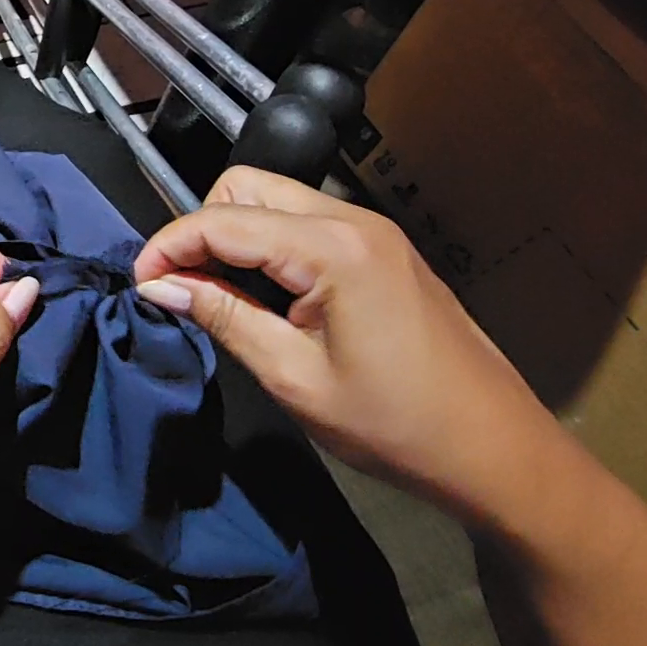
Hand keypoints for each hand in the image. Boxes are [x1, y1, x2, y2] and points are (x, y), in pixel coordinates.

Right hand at [133, 168, 559, 515]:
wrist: (504, 458)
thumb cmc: (398, 426)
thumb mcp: (293, 376)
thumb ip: (221, 316)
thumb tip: (157, 286)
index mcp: (333, 249)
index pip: (221, 220)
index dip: (168, 246)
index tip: (142, 284)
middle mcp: (352, 221)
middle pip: (244, 187)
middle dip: (200, 229)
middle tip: (184, 285)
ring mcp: (371, 231)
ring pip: (270, 198)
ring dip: (231, 234)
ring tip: (217, 292)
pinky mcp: (379, 249)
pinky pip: (299, 222)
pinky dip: (263, 244)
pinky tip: (261, 292)